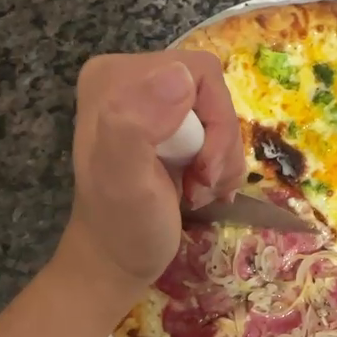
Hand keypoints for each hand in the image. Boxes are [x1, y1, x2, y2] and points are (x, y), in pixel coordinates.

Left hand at [61, 50, 245, 288]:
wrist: (120, 262)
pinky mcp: (171, 130)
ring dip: (222, 164)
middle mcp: (132, 80)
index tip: (200, 170)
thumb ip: (138, 122)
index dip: (215, 124)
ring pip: (222, 118)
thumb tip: (181, 75)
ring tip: (197, 193)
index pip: (200, 73)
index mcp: (114, 77)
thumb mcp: (125, 180)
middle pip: (215, 95)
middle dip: (219, 148)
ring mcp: (153, 105)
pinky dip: (221, 169)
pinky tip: (200, 191)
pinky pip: (220, 136)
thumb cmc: (124, 227)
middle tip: (199, 186)